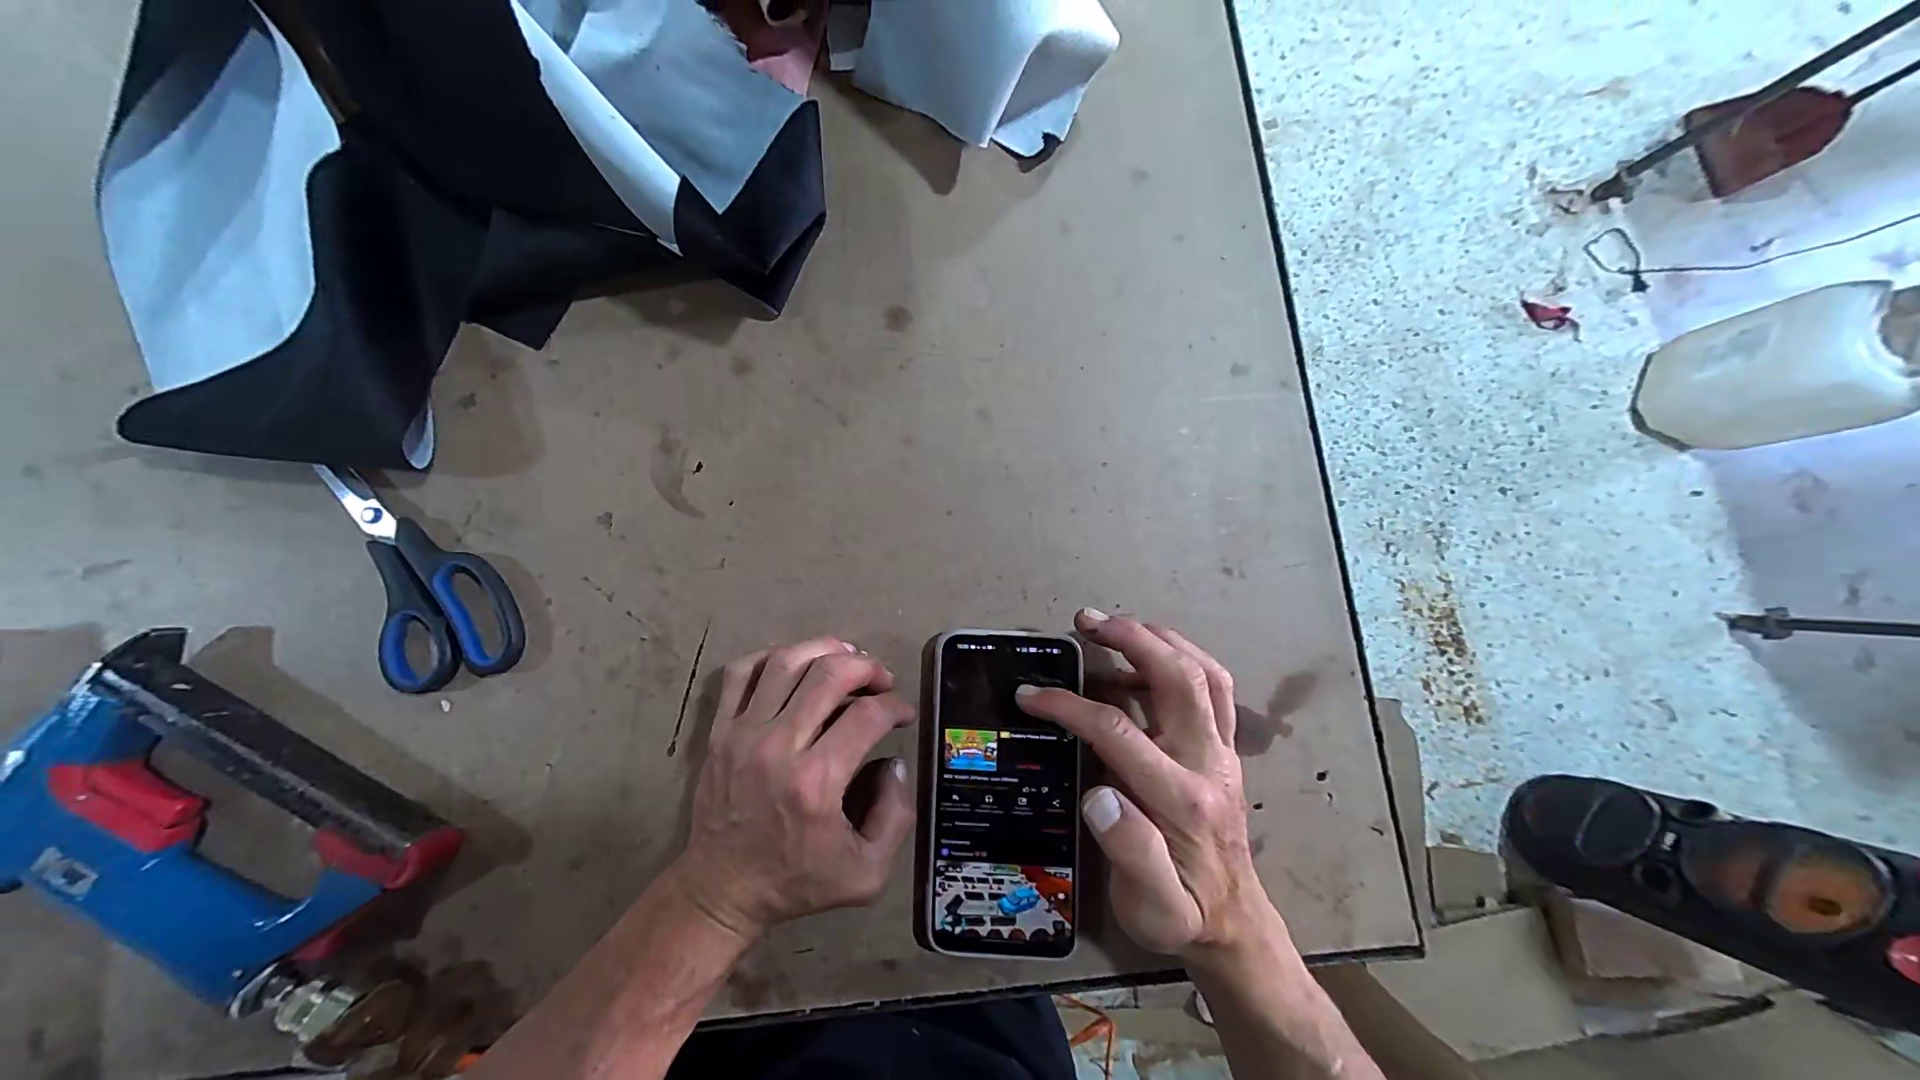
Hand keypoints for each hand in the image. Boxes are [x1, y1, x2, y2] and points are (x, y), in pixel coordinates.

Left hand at [667, 637, 916, 939]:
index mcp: (816, 781)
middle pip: (829, 674)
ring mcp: (743, 733)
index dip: (896, 706)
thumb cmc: (795, 881)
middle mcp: (778, 746)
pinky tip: (797, 665)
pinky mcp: (719, 730)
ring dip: (825, 650)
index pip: (867, 715)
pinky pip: (743, 671)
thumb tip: (895, 763)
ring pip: (787, 662)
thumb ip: (896, 816)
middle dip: (867, 666)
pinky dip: (774, 656)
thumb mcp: (866, 874)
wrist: (721, 889)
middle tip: (882, 680)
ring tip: (847, 658)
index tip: (903, 715)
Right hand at [1015, 610, 1279, 959]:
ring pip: (1204, 673)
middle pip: (1178, 678)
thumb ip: (1130, 855)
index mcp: (1180, 798)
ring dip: (1160, 639)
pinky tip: (1147, 657)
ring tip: (1116, 625)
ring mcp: (1221, 750)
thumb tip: (1099, 797)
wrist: (1235, 922)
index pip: (1118, 731)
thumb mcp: (1153, 909)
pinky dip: (1181, 657)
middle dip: (1130, 640)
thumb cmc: (1183, 912)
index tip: (1032, 694)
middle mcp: (1207, 762)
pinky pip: (1213, 686)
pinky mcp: (1224, 747)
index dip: (1069, 705)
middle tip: (1086, 621)